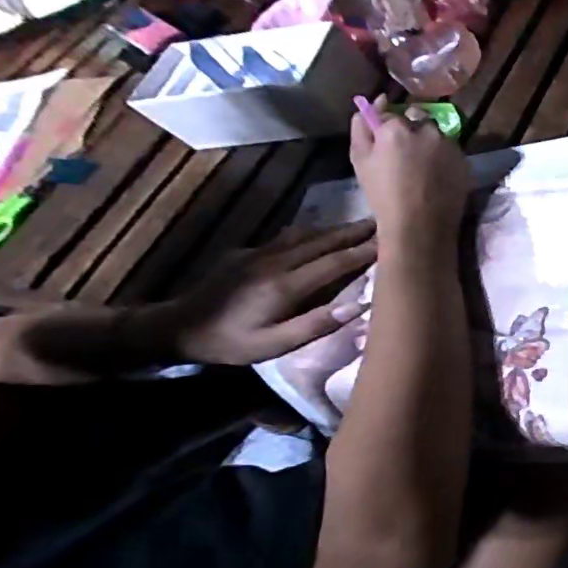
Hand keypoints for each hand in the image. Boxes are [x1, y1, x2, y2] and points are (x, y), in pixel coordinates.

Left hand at [155, 220, 377, 364]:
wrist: (175, 327)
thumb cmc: (230, 342)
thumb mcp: (274, 344)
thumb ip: (316, 325)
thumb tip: (358, 306)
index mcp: (285, 285)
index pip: (335, 263)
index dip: (365, 252)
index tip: (392, 243)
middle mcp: (275, 262)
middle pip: (323, 242)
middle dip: (355, 232)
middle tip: (383, 222)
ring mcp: (259, 254)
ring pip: (306, 235)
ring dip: (337, 229)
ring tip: (361, 224)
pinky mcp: (247, 254)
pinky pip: (287, 238)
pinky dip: (312, 232)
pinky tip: (320, 232)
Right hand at [349, 98, 471, 253]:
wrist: (421, 226)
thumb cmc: (384, 194)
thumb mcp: (360, 158)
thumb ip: (362, 126)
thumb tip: (375, 102)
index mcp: (398, 127)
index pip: (390, 113)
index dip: (387, 126)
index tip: (386, 140)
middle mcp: (428, 131)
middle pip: (418, 118)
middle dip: (411, 128)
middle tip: (406, 152)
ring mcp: (450, 146)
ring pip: (437, 134)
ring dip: (430, 141)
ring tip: (424, 165)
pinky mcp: (465, 162)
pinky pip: (452, 151)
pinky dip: (444, 156)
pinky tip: (438, 175)